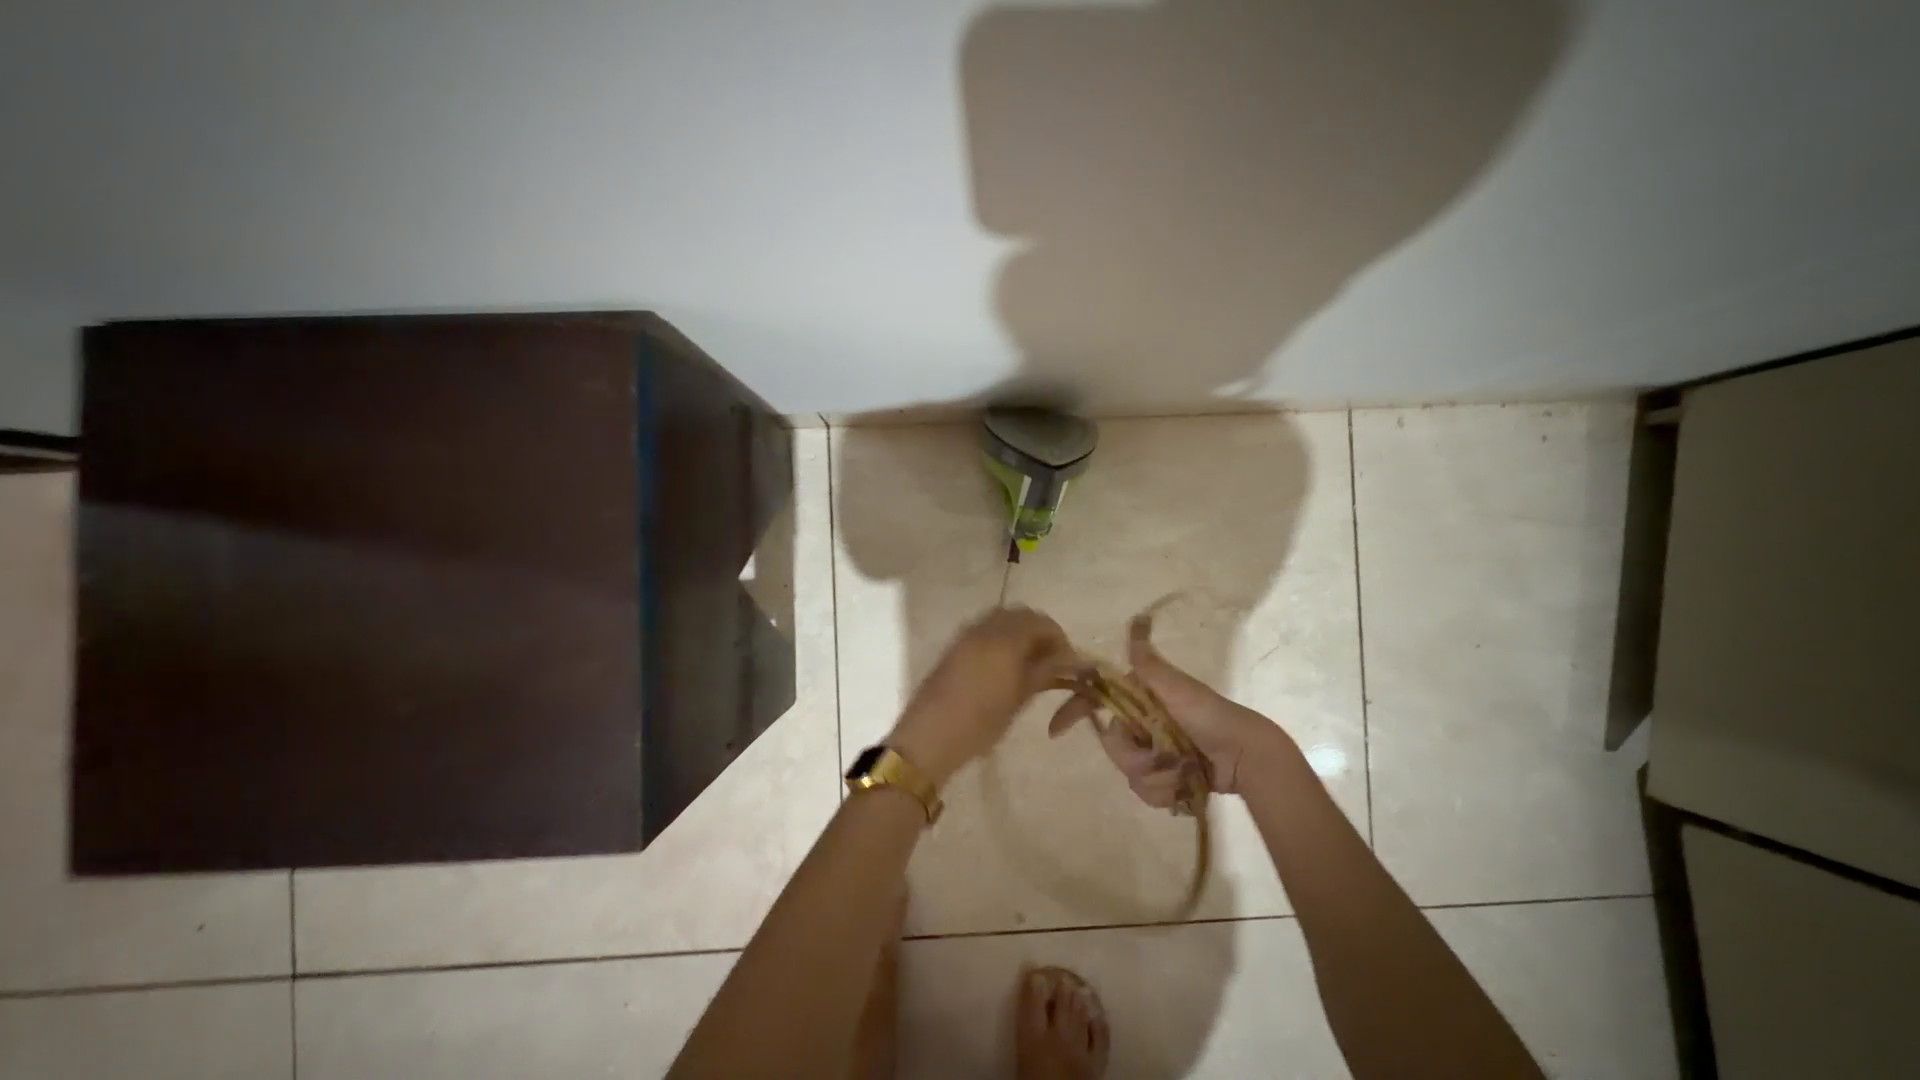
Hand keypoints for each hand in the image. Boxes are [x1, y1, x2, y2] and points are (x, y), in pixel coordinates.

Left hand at [889, 606, 1078, 783]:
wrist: (930, 736)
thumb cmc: (979, 722)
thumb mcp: (1019, 698)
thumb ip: (1044, 671)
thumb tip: (1069, 660)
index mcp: (1005, 639)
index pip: (1042, 623)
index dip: (1060, 640)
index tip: (1068, 664)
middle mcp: (985, 628)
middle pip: (1022, 616)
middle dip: (1040, 633)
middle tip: (1051, 661)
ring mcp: (966, 635)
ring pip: (1002, 620)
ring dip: (1020, 634)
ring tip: (1030, 665)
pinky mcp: (954, 646)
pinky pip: (985, 630)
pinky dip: (1001, 639)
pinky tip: (1005, 666)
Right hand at [1048, 624, 1289, 803]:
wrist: (1244, 755)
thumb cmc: (1208, 715)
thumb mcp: (1175, 685)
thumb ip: (1148, 662)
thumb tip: (1136, 619)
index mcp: (1140, 699)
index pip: (1097, 702)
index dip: (1073, 713)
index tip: (1056, 732)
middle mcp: (1142, 724)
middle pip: (1112, 745)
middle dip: (1131, 754)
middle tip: (1156, 751)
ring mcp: (1153, 753)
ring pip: (1128, 772)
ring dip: (1152, 774)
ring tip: (1178, 769)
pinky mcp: (1166, 779)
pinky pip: (1146, 791)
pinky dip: (1164, 790)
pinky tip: (1183, 783)